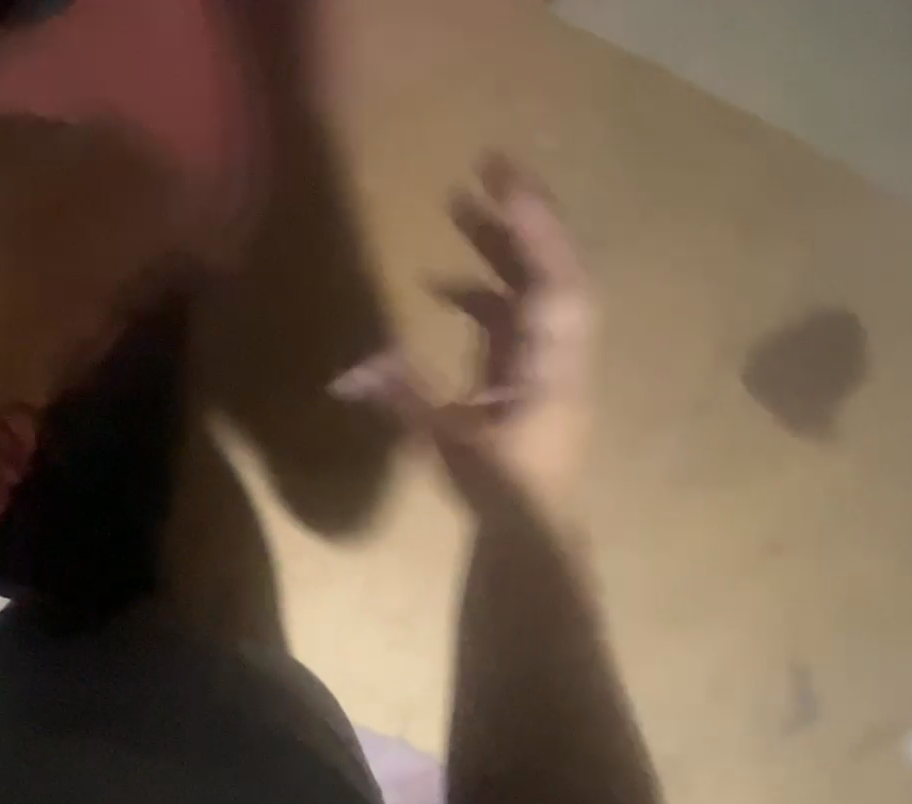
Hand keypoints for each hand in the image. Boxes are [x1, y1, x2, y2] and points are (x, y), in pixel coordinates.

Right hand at [333, 155, 594, 525]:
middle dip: (521, 216)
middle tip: (485, 170)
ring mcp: (547, 355)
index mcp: (550, 361)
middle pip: (551, 266)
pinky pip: (512, 314)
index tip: (503, 180)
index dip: (532, 227)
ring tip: (462, 208)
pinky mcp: (528, 368)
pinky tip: (439, 285)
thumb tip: (351, 369)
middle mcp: (560, 347)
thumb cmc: (498, 486)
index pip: (551, 280)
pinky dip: (481, 291)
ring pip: (535, 286)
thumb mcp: (445, 440)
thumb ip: (403, 398)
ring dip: (500, 246)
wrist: (532, 525)